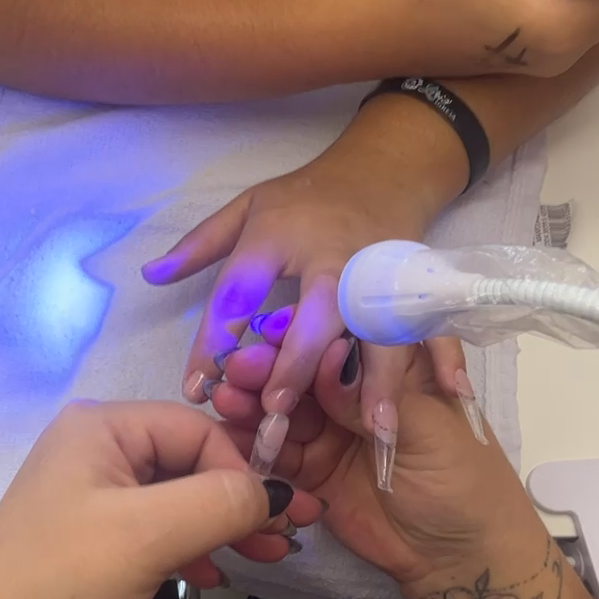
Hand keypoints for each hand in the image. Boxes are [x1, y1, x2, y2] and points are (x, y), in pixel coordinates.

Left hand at [0, 401, 325, 598]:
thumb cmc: (67, 578)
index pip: (197, 430)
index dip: (240, 471)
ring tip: (265, 558)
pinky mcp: (92, 525)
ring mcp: (92, 486)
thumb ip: (223, 501)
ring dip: (220, 526)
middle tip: (289, 537)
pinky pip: (154, 523)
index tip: (275, 520)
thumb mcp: (152, 534)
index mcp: (103, 425)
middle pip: (189, 461)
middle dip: (239, 501)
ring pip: (176, 496)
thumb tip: (280, 489)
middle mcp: (97, 444)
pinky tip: (211, 575)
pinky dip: (187, 545)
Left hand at [143, 94, 466, 427]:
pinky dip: (439, 357)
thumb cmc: (304, 199)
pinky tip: (449, 394)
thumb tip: (150, 274)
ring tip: (371, 427)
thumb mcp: (246, 209)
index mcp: (276, 237)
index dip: (214, 340)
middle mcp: (328, 258)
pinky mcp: (412, 283)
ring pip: (377, 326)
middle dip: (298, 361)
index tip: (195, 387)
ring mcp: (376, 271)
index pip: (237, 293)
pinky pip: (429, 323)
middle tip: (278, 407)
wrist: (381, 171)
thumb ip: (200, 246)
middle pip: (315, 311)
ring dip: (375, 377)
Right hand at [216, 331, 543, 586]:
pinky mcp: (309, 469)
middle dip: (270, 369)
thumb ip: (374, 395)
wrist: (457, 558)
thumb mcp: (428, 429)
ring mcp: (329, 431)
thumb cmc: (463, 483)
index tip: (272, 333)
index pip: (345, 340)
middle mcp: (354, 394)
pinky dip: (252, 444)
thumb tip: (329, 357)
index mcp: (392, 372)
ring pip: (283, 409)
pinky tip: (226, 434)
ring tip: (224, 399)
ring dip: (252, 403)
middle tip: (237, 370)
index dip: (308, 334)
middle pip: (304, 372)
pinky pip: (275, 452)